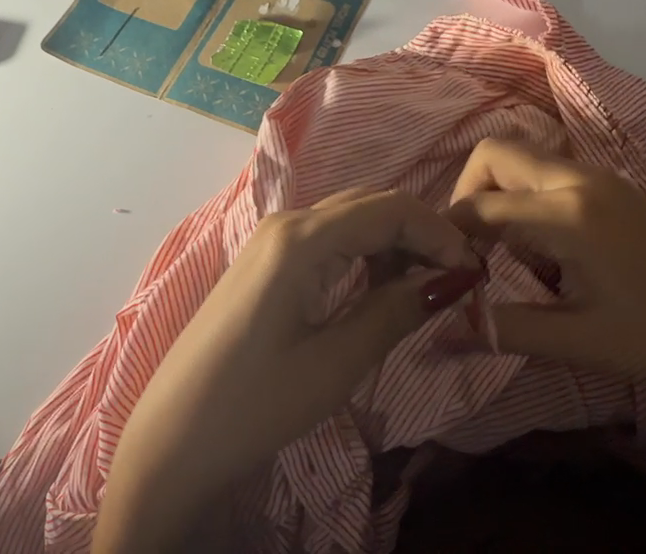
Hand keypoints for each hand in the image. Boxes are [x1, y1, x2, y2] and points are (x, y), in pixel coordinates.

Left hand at [93, 189, 483, 553]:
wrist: (171, 439)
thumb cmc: (254, 404)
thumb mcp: (334, 364)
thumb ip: (394, 312)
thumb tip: (450, 280)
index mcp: (301, 238)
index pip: (389, 209)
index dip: (439, 233)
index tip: (473, 271)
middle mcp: (285, 223)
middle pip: (369, 207)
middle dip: (418, 235)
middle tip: (455, 281)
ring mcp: (270, 241)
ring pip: (349, 221)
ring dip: (391, 246)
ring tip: (422, 291)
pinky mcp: (263, 263)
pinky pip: (326, 241)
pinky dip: (362, 256)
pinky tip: (377, 291)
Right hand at [446, 139, 645, 440]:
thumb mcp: (579, 341)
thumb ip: (502, 328)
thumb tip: (439, 331)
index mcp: (568, 212)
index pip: (481, 202)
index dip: (451, 233)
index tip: (449, 273)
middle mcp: (580, 178)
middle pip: (497, 153)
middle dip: (470, 196)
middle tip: (474, 255)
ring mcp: (603, 178)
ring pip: (525, 160)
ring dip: (503, 198)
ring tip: (515, 262)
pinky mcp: (617, 189)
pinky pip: (552, 175)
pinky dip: (531, 201)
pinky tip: (551, 256)